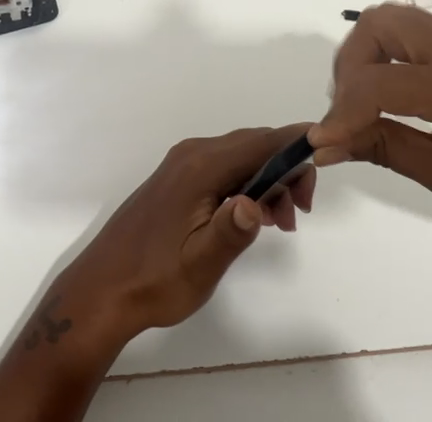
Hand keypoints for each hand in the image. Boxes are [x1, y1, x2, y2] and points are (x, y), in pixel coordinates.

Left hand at [44, 124, 316, 350]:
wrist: (102, 290)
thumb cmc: (154, 280)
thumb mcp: (200, 264)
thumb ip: (230, 231)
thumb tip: (257, 202)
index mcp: (200, 166)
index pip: (261, 142)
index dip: (297, 145)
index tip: (329, 158)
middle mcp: (192, 154)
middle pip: (253, 145)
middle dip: (285, 172)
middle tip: (298, 215)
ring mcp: (182, 166)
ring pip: (240, 157)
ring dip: (267, 182)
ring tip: (279, 225)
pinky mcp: (176, 181)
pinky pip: (223, 169)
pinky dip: (246, 185)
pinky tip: (250, 218)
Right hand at [309, 5, 431, 280]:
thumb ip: (385, 148)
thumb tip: (325, 142)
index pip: (380, 82)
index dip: (340, 112)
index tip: (320, 142)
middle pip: (382, 23)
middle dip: (350, 65)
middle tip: (346, 113)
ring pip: (399, 23)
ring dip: (369, 57)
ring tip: (364, 108)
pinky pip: (421, 38)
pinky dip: (392, 59)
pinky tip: (393, 102)